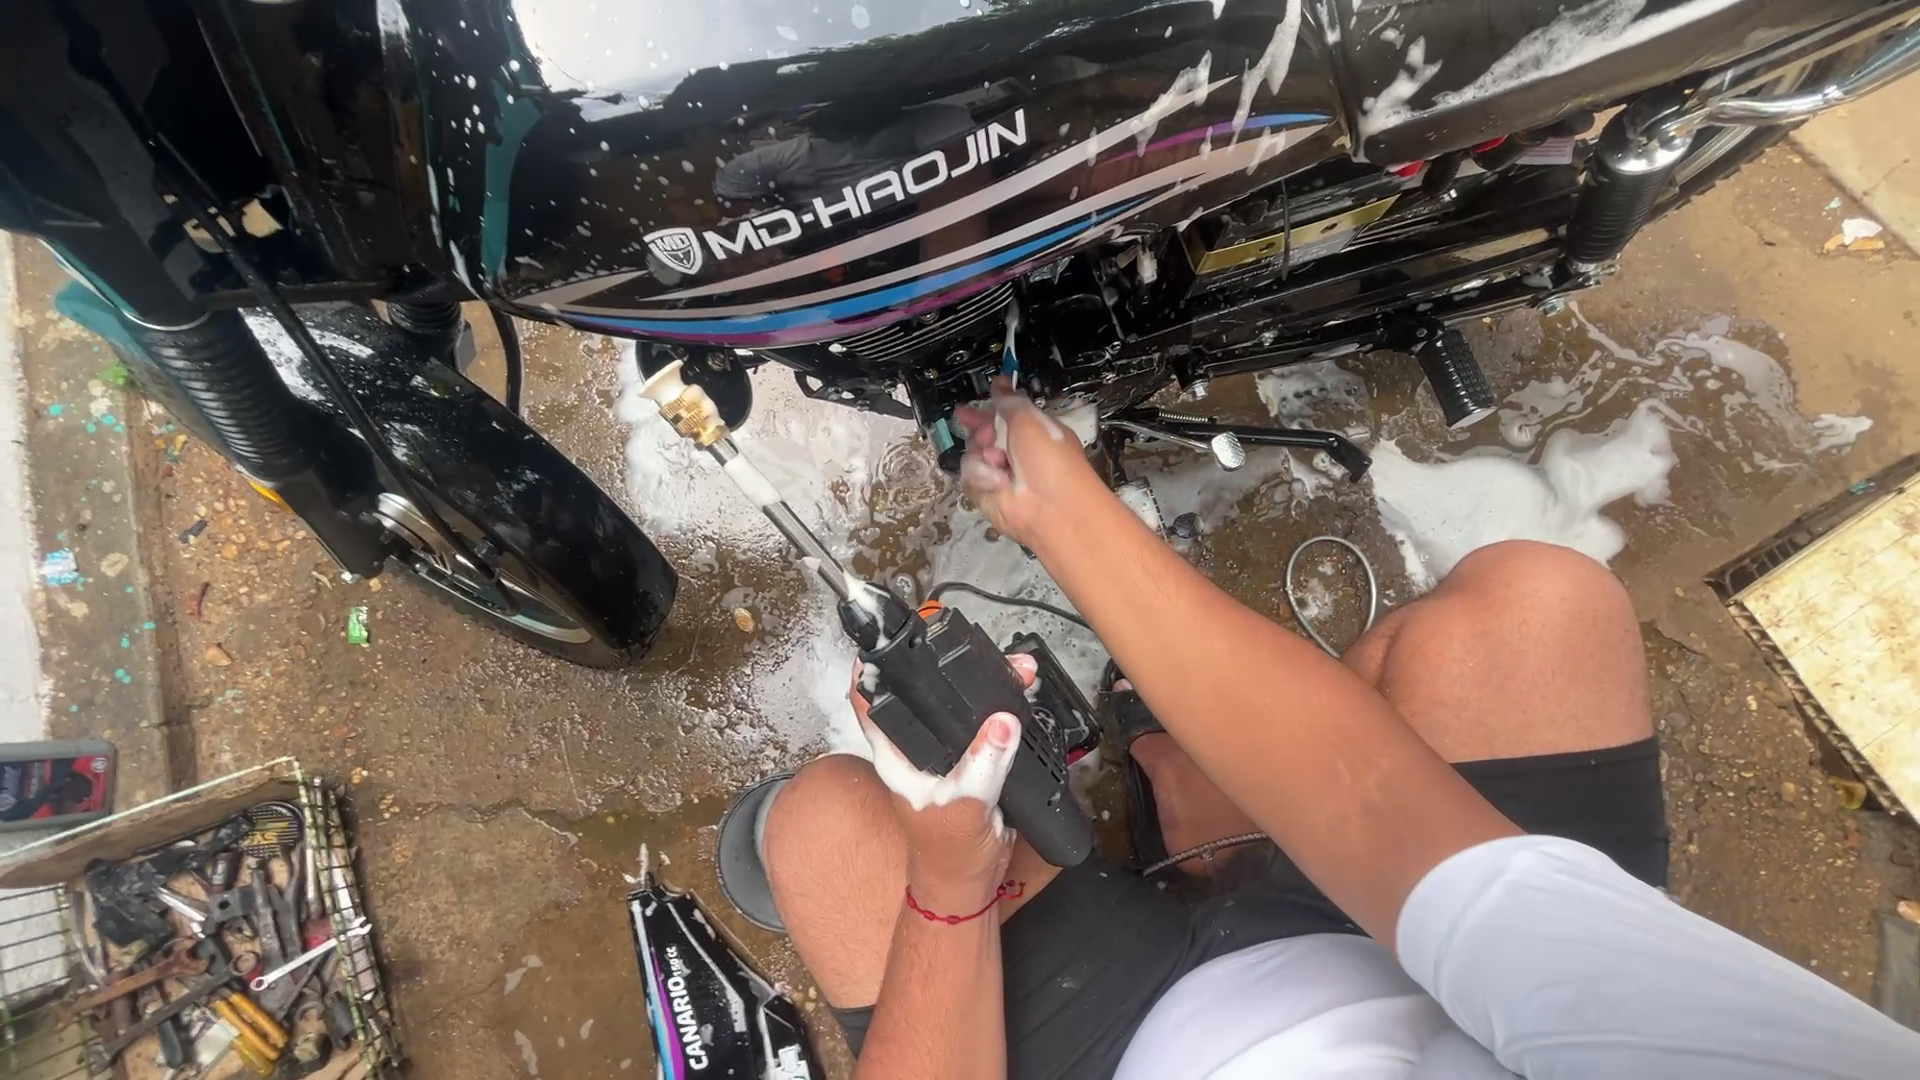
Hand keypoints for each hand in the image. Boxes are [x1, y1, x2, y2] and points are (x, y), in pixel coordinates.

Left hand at [850, 652, 1039, 908]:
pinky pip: (983, 718)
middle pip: (921, 690)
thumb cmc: (950, 851)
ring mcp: (944, 748)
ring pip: (957, 701)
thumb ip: (982, 765)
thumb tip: (1000, 723)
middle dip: (947, 662)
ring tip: (1014, 664)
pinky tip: (1020, 687)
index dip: (871, 668)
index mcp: (897, 754)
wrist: (971, 878)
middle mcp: (916, 744)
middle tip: (972, 642)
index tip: (884, 638)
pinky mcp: (970, 753)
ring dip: (983, 679)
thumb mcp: (965, 806)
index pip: (871, 702)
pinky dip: (1002, 699)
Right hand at [953, 379, 1103, 548]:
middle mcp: (1013, 453)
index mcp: (1030, 432)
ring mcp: (997, 473)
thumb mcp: (1030, 419)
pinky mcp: (984, 493)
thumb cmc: (1049, 458)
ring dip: (984, 454)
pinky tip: (998, 481)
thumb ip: (1010, 400)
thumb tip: (1000, 382)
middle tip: (987, 435)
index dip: (986, 410)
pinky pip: (968, 474)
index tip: (971, 405)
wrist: (1051, 506)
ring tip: (999, 461)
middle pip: (981, 433)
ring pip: (971, 452)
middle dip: (980, 430)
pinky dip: (982, 475)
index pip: (1001, 416)